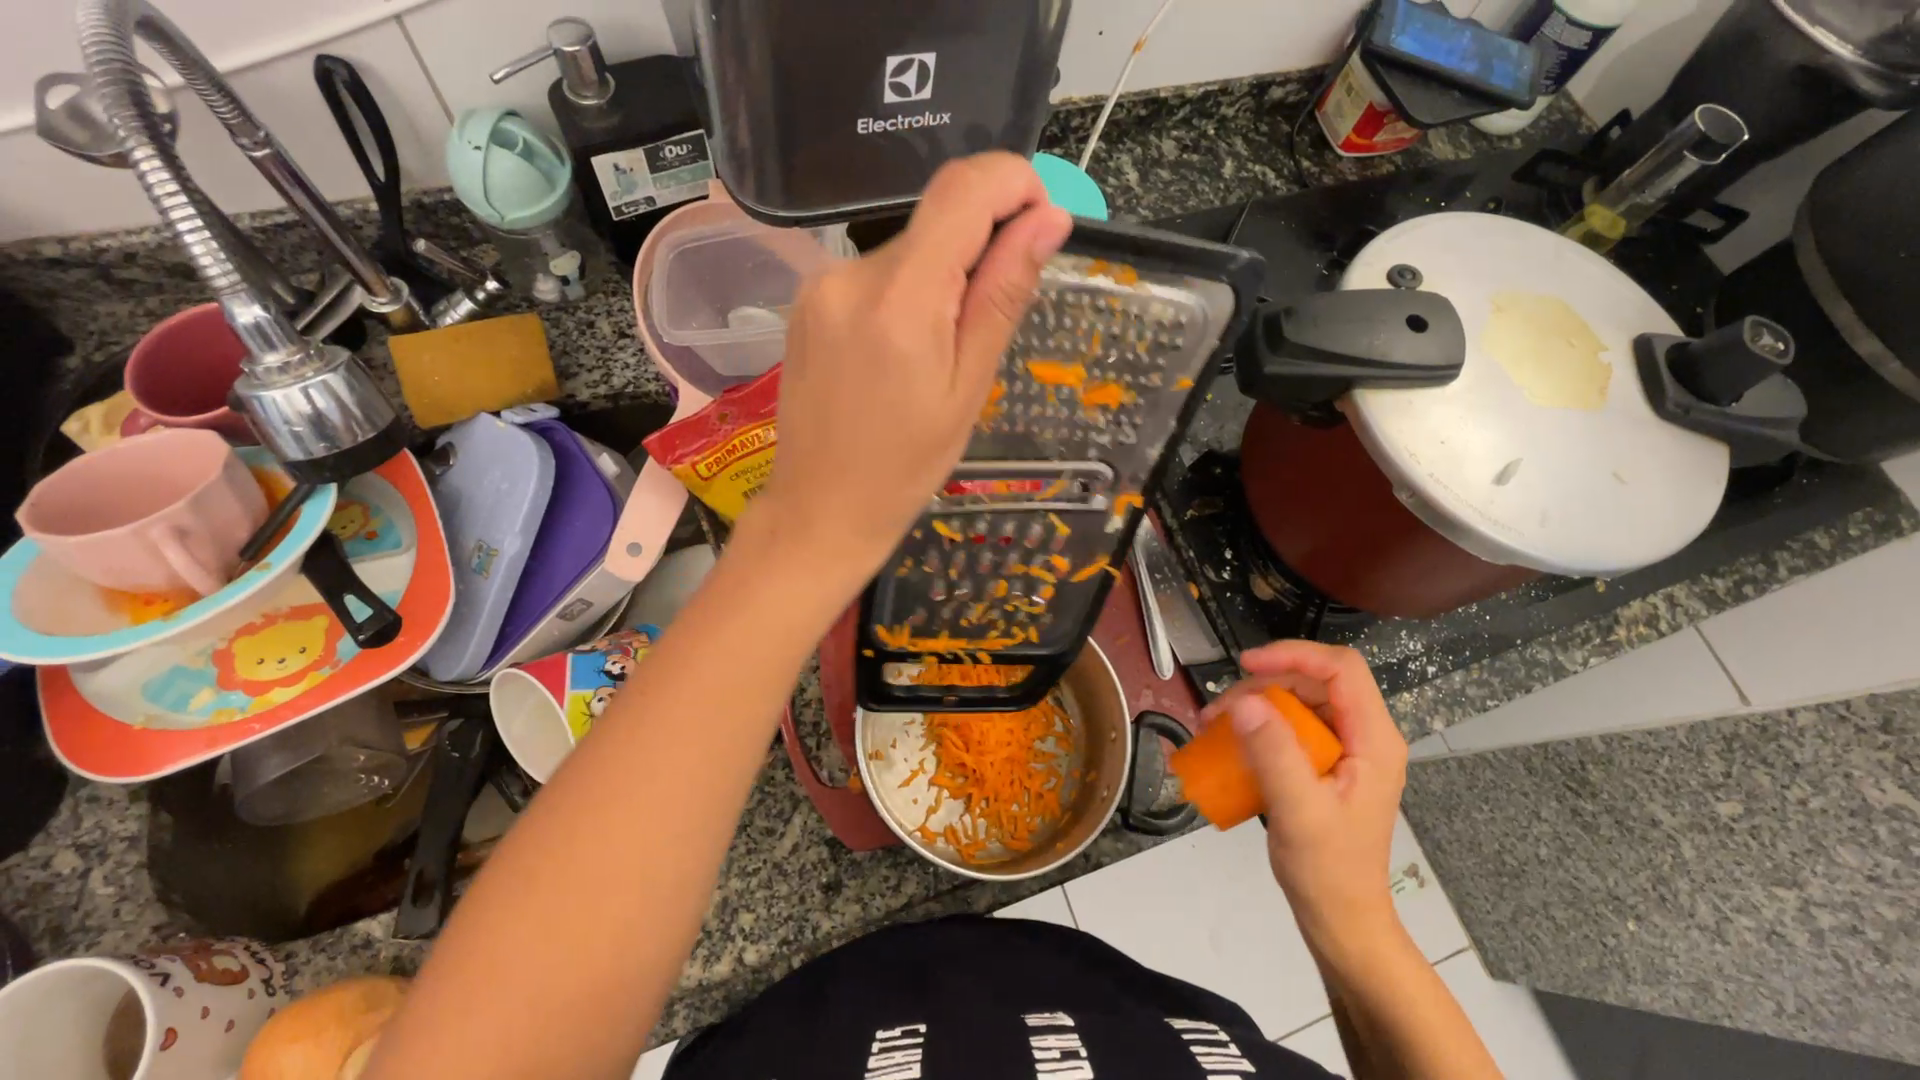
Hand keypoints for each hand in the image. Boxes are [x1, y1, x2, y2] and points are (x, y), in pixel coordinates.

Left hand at [755, 152, 1073, 573]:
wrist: (820, 506)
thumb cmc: (906, 465)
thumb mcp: (970, 386)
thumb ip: (1005, 294)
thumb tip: (1050, 218)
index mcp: (900, 299)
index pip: (964, 189)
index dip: (1016, 183)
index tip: (1044, 221)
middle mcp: (852, 274)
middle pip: (938, 219)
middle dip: (983, 247)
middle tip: (994, 319)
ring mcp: (822, 284)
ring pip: (908, 247)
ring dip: (943, 276)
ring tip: (943, 352)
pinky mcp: (809, 299)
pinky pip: (876, 273)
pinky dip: (908, 292)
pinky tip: (906, 351)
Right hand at [1199, 641, 1408, 964]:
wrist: (1340, 918)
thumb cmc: (1327, 870)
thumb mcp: (1298, 811)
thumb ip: (1274, 754)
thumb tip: (1244, 702)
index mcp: (1374, 740)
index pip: (1340, 669)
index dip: (1293, 656)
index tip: (1245, 667)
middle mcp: (1365, 736)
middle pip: (1314, 681)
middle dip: (1263, 686)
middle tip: (1217, 712)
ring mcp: (1346, 751)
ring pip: (1299, 701)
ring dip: (1255, 706)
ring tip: (1212, 727)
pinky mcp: (1326, 765)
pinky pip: (1291, 727)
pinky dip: (1258, 728)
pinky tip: (1228, 745)